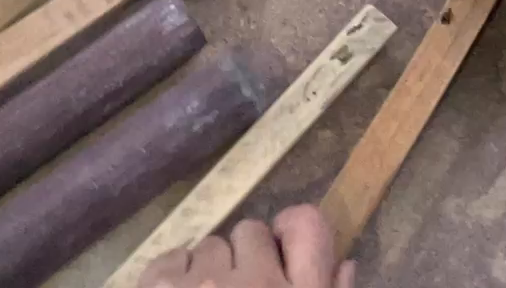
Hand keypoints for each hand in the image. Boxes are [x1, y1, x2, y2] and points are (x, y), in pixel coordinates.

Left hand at [141, 205, 355, 287]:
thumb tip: (346, 264)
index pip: (308, 224)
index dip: (292, 233)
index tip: (281, 256)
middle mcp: (258, 282)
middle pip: (252, 231)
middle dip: (245, 260)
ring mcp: (207, 283)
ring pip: (210, 245)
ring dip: (208, 271)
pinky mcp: (159, 287)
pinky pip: (173, 257)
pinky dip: (173, 279)